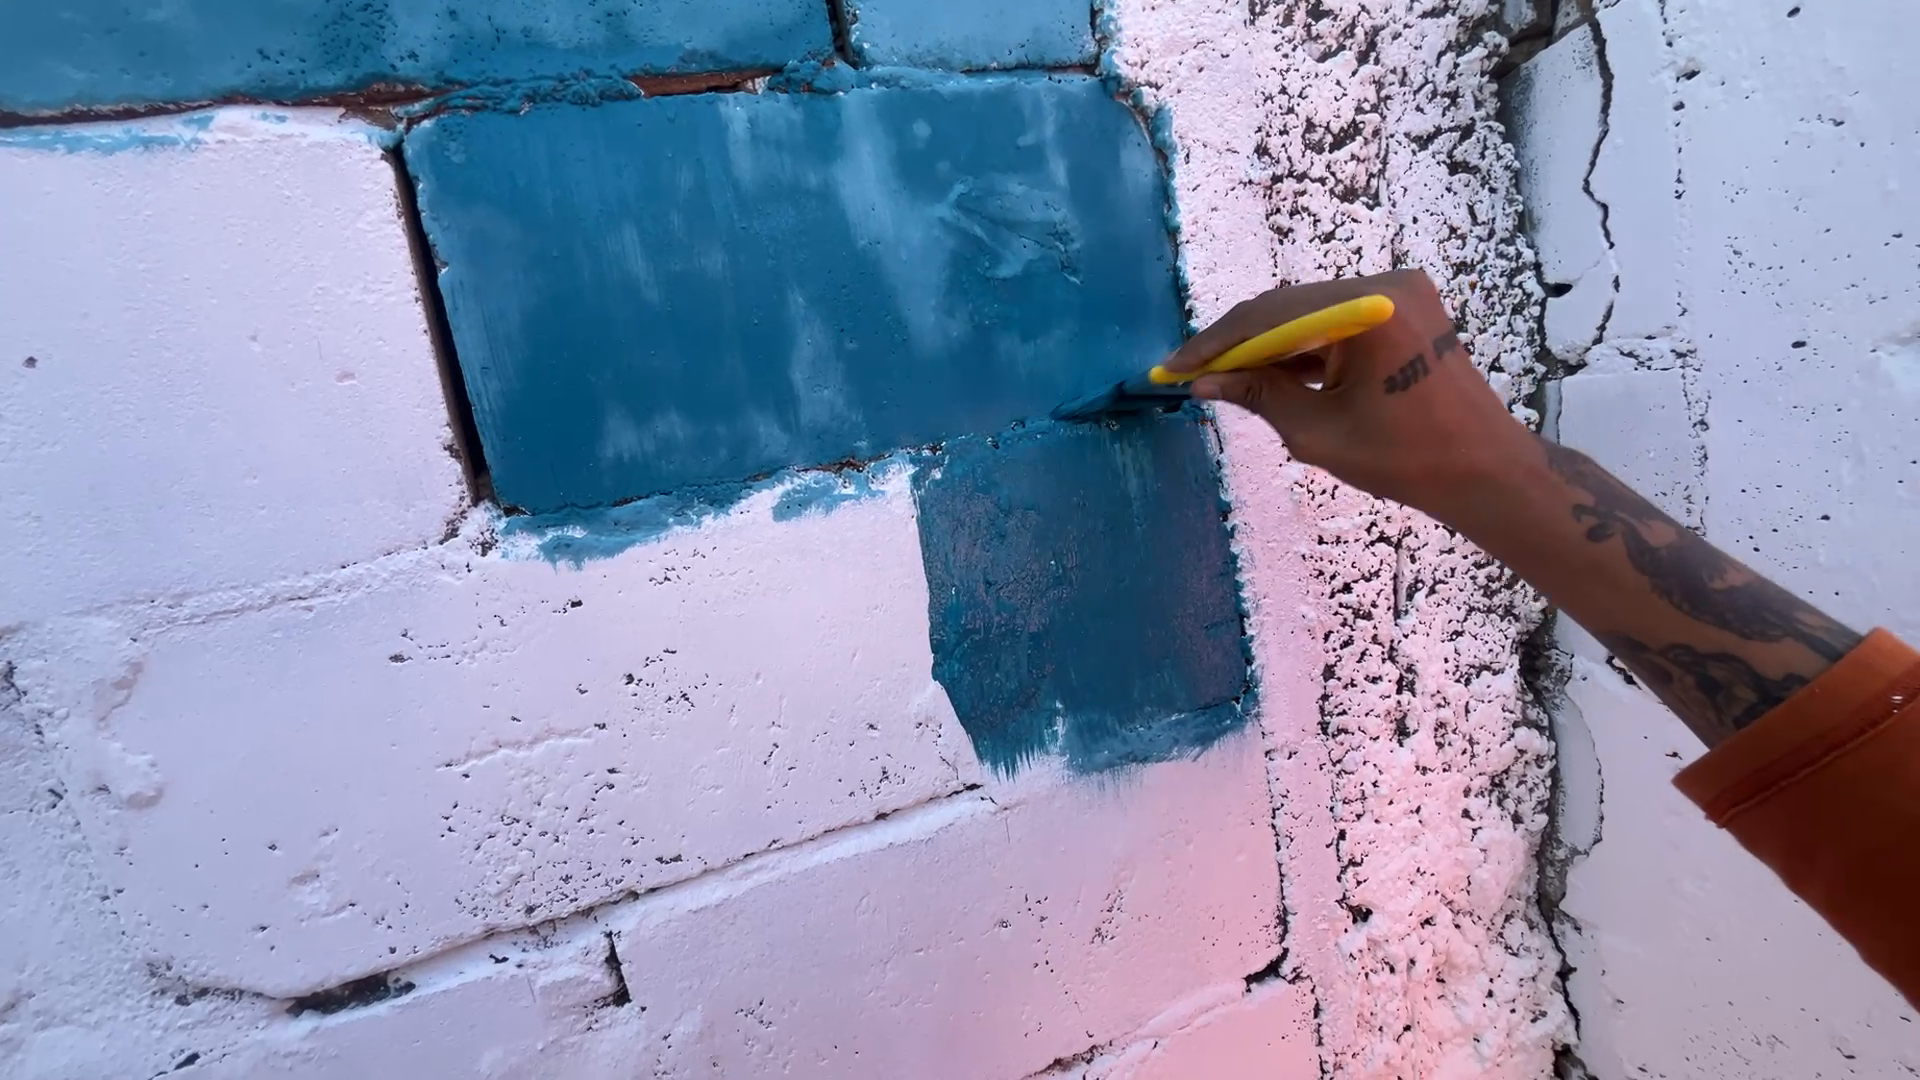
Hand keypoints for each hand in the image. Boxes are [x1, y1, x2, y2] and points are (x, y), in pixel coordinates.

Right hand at [1164, 269, 1537, 525]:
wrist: (1482, 469)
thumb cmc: (1403, 459)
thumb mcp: (1316, 431)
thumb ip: (1258, 395)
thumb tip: (1203, 382)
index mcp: (1369, 310)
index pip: (1269, 317)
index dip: (1212, 345)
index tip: (1170, 368)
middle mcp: (1384, 284)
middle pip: (1284, 308)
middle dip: (1232, 343)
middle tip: (1186, 373)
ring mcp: (1396, 292)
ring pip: (1304, 314)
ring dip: (1260, 346)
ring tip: (1215, 376)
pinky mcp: (1399, 308)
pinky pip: (1329, 322)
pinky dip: (1294, 348)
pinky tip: (1260, 371)